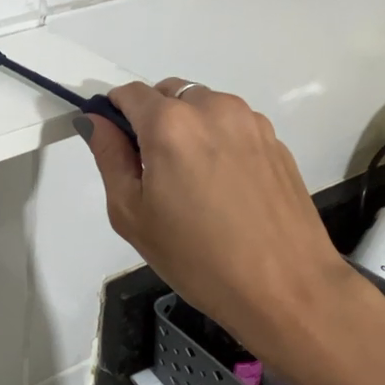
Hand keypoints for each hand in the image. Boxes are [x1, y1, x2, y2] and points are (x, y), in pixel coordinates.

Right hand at [77, 79, 360, 354]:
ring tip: (195, 182)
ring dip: (189, 128)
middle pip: (168, 94)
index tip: (117, 147)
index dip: (115, 115)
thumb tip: (96, 122)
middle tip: (156, 172)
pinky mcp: (276, 141)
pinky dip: (219, 142)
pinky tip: (225, 188)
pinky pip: (233, 126)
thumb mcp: (132, 214)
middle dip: (153, 120)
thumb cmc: (199, 258)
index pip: (129, 93)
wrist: (289, 290)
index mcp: (170, 123)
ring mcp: (250, 122)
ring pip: (202, 107)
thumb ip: (109, 157)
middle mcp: (212, 108)